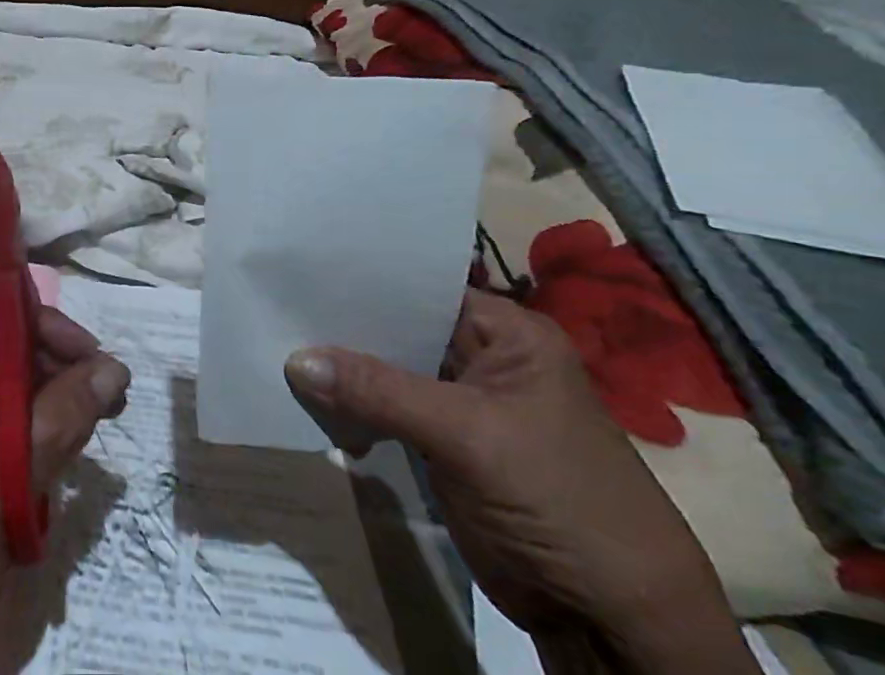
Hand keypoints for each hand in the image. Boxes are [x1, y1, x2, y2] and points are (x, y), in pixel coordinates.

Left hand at [0, 303, 129, 673]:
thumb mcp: (6, 478)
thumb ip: (62, 415)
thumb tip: (115, 368)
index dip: (50, 329)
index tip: (97, 361)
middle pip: (9, 352)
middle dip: (61, 371)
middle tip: (110, 402)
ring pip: (15, 388)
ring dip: (57, 403)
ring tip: (94, 429)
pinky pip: (8, 422)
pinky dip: (42, 431)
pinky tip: (65, 454)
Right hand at [284, 290, 755, 674]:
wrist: (606, 613)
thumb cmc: (555, 497)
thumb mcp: (466, 434)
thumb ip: (379, 391)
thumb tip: (296, 358)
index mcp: (508, 334)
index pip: (425, 290)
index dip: (368, 282)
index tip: (303, 271)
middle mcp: (484, 359)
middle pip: (403, 332)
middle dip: (348, 329)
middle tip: (277, 309)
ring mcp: (462, 405)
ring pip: (390, 374)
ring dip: (345, 372)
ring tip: (278, 346)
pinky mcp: (444, 446)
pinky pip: (388, 414)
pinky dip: (356, 410)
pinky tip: (310, 402)